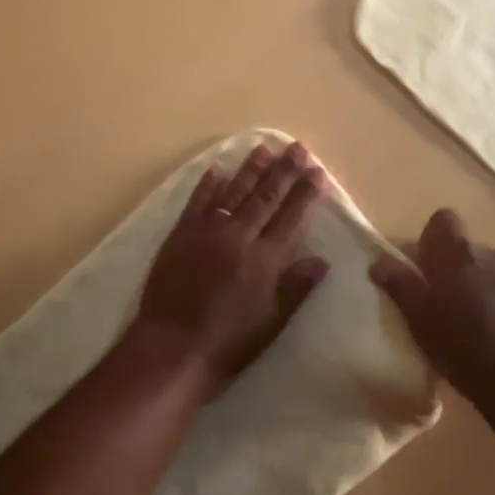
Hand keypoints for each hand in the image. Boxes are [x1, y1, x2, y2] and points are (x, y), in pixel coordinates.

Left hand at [132, 142, 330, 384]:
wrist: (172, 347)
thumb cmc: (228, 344)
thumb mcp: (272, 324)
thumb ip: (296, 288)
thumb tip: (321, 259)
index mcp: (265, 260)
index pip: (291, 217)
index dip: (306, 193)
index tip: (318, 172)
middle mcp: (239, 237)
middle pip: (266, 196)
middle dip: (284, 170)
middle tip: (298, 147)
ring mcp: (208, 232)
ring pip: (234, 191)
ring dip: (251, 168)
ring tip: (265, 147)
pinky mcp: (181, 234)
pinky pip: (198, 201)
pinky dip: (208, 184)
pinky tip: (218, 168)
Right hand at [369, 209, 494, 399]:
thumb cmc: (461, 344)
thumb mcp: (419, 317)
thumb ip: (399, 283)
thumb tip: (378, 260)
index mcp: (458, 252)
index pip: (444, 219)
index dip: (433, 239)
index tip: (425, 267)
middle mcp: (492, 253)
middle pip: (468, 249)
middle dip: (458, 268)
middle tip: (447, 302)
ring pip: (494, 271)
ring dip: (483, 287)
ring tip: (477, 324)